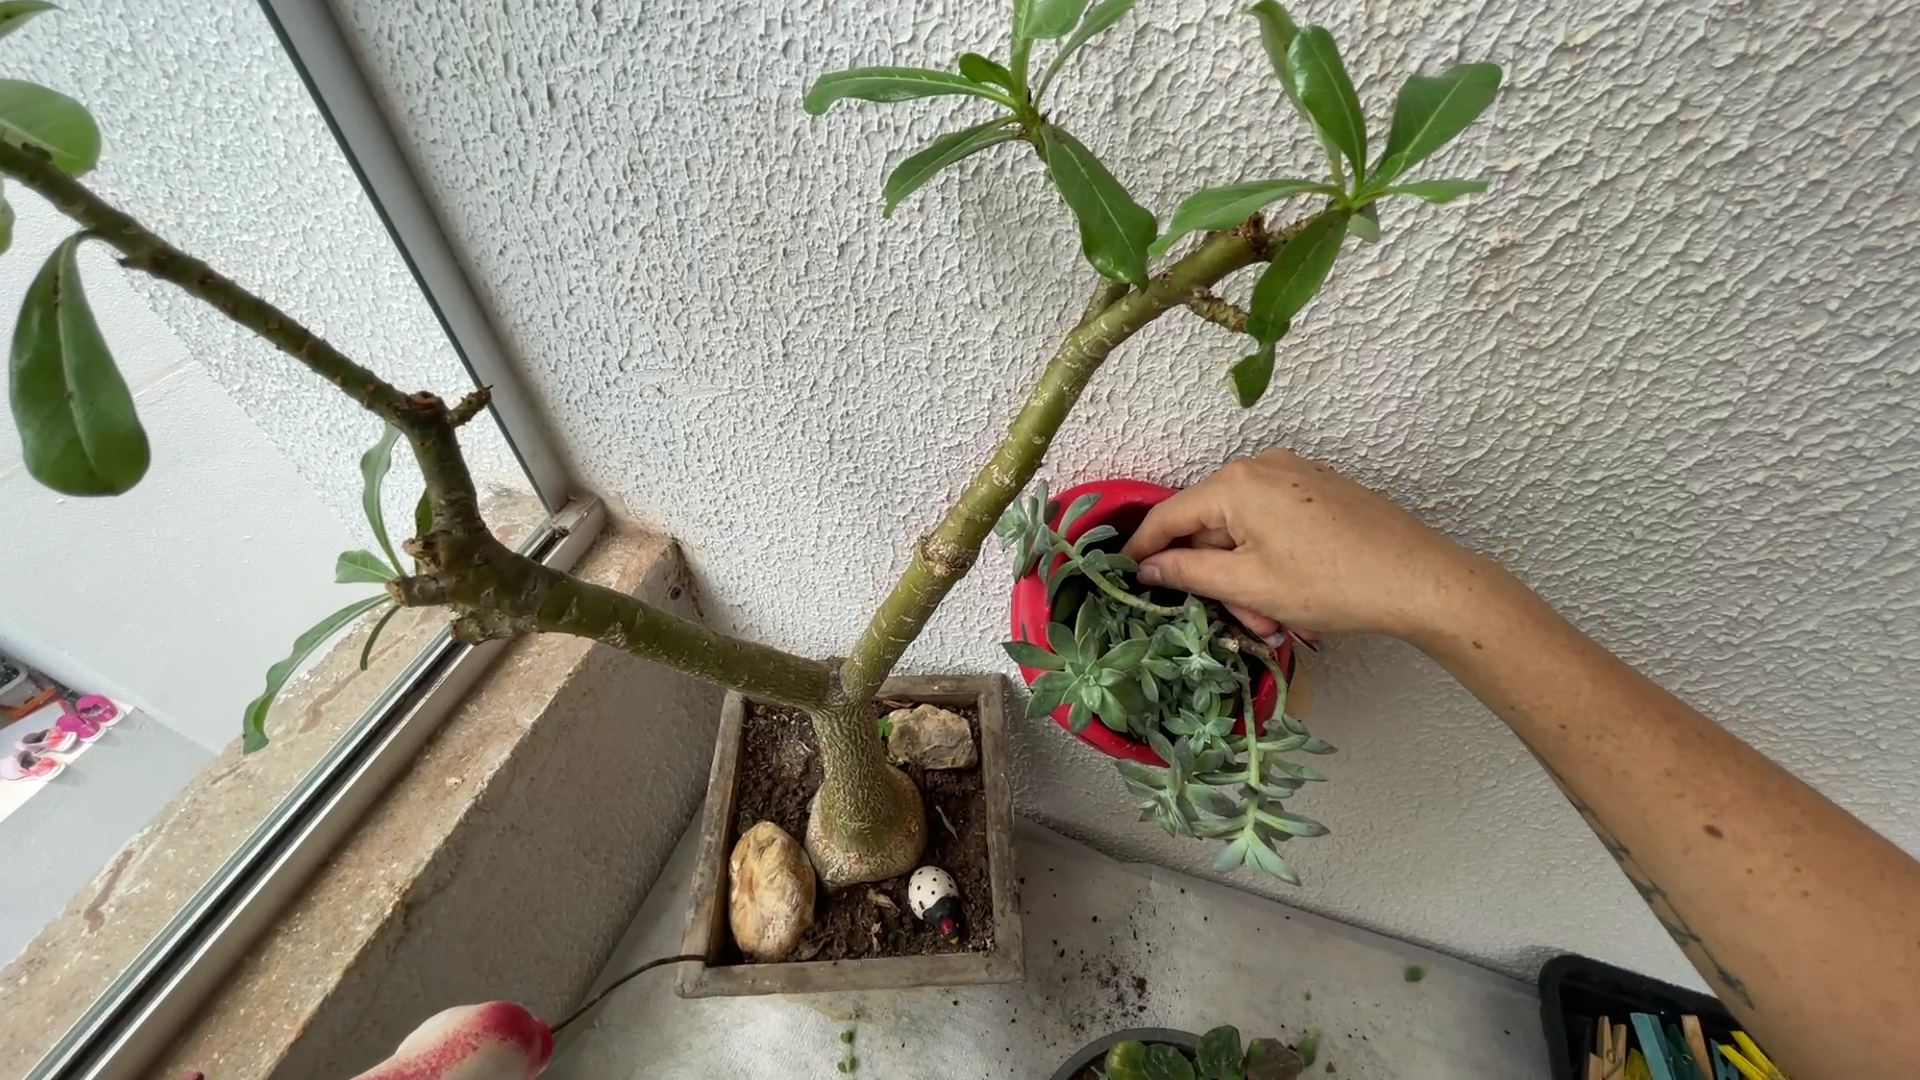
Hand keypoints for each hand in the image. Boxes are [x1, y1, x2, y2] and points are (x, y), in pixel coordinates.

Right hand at [1120, 450, 1491, 643]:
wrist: (1425, 581)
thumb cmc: (1332, 584)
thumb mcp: (1248, 585)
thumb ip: (1186, 571)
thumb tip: (1146, 567)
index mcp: (1235, 484)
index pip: (1168, 516)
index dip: (1142, 550)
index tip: (1124, 576)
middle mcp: (1260, 467)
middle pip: (1209, 526)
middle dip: (1217, 577)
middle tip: (1241, 620)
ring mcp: (1293, 473)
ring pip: (1241, 529)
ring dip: (1244, 575)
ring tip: (1272, 618)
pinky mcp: (1318, 487)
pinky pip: (1270, 521)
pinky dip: (1267, 557)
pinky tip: (1289, 591)